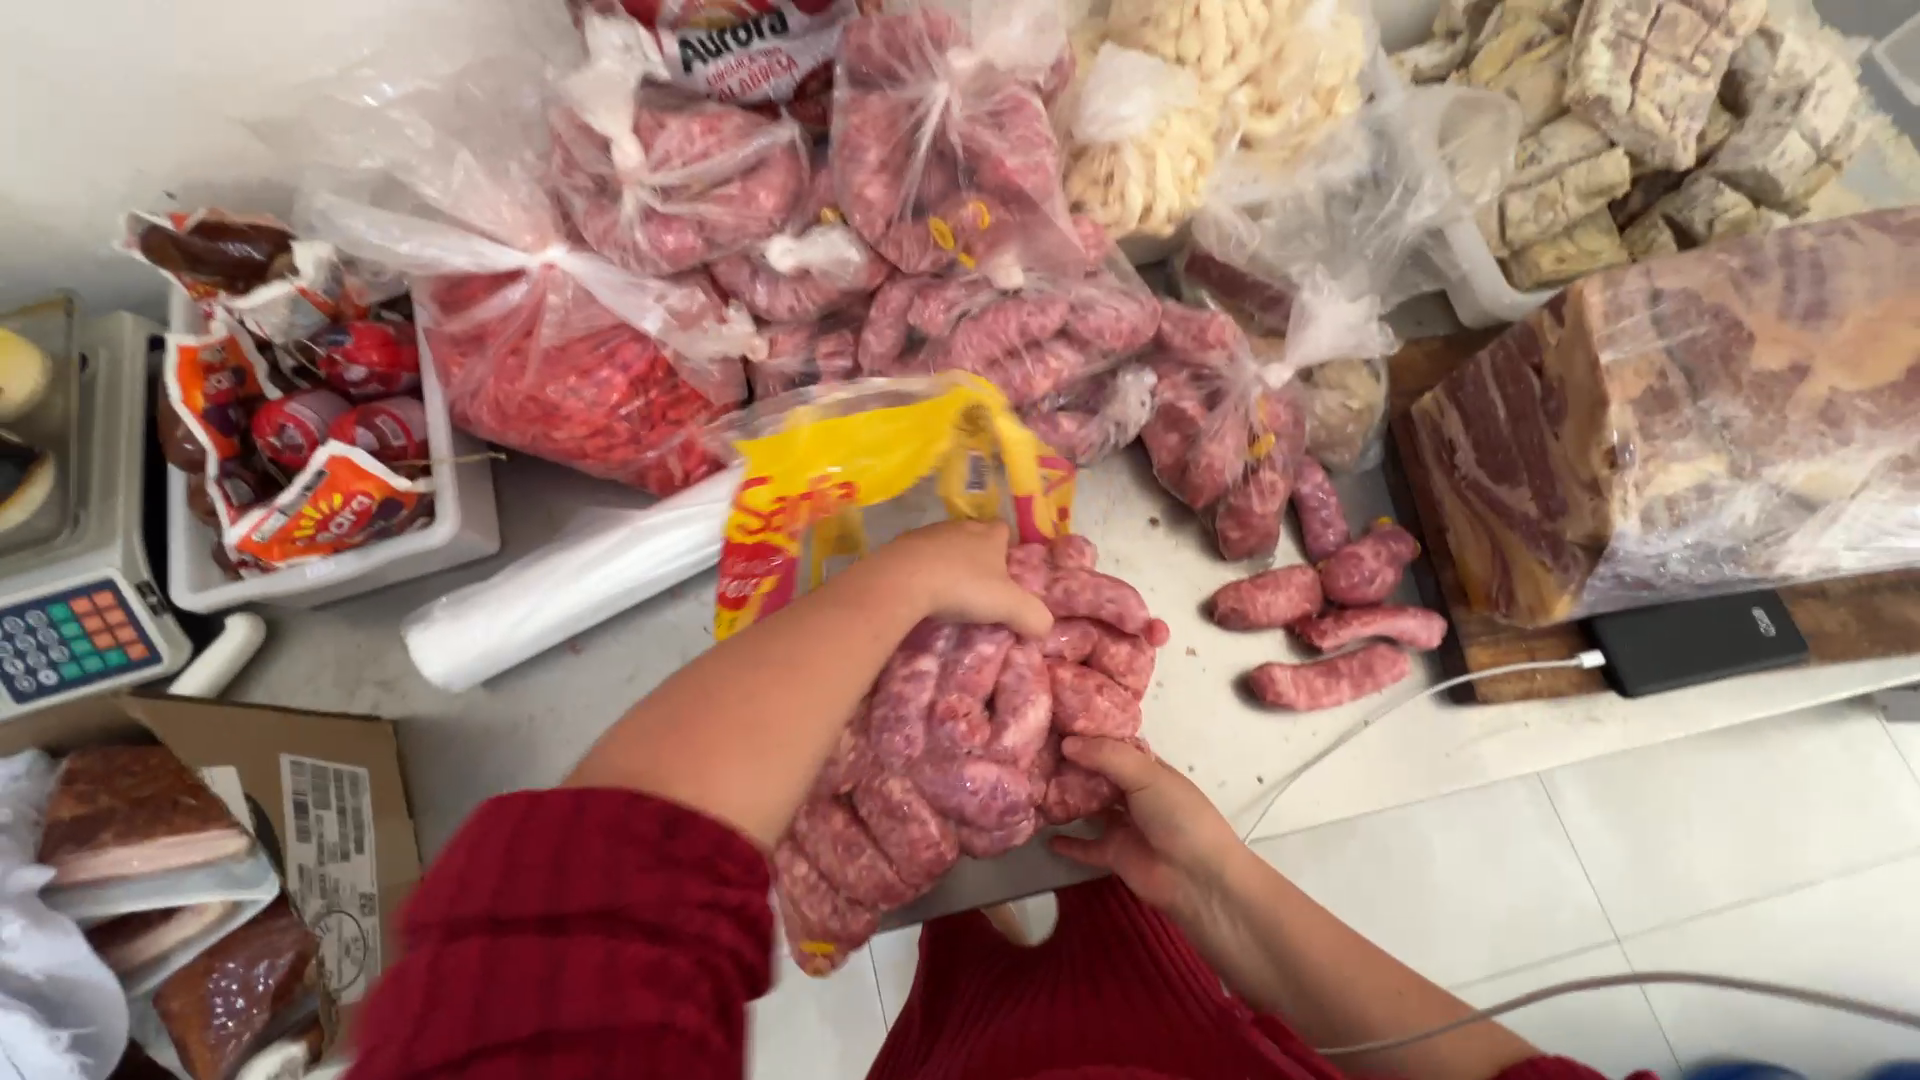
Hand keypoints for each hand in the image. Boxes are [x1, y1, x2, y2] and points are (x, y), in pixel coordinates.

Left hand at [862, 521, 1052, 637]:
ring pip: (944, 545)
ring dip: (947, 562)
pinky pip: (917, 556)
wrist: (903, 579)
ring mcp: (927, 533)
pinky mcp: (899, 546)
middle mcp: (960, 527)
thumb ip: (1032, 615)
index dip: (1006, 548)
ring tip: (948, 591)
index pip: (1004, 531)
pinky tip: (921, 591)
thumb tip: (1045, 627)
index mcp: (989, 534)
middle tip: (979, 586)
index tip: (1005, 573)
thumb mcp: (1008, 605)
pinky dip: (922, 570)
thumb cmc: (962, 587)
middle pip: (974, 536)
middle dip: (977, 556)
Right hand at [1049, 737, 1247, 919]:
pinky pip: (1086, 846)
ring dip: (1067, 799)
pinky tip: (1046, 836)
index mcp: (1148, 769)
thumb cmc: (1178, 816)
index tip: (1055, 725)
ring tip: (1035, 785)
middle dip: (1072, 765)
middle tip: (1036, 752)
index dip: (1089, 736)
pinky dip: (1068, 843)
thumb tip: (1066, 744)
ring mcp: (1124, 825)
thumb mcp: (1147, 775)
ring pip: (1090, 807)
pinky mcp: (1114, 854)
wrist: (1197, 878)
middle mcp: (1135, 793)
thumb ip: (1106, 756)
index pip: (1114, 746)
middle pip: (1098, 775)